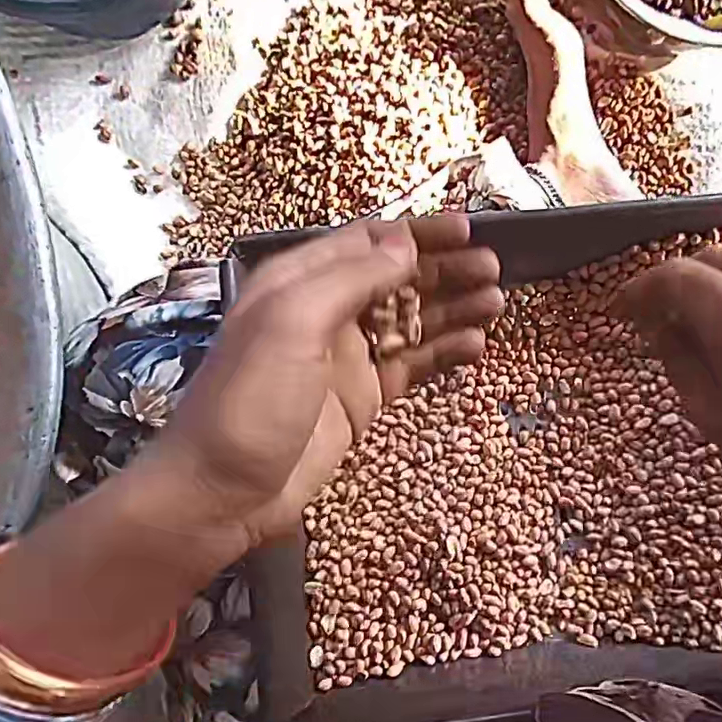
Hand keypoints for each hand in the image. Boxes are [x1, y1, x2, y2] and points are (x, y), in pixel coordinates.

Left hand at [0, 216, 501, 682]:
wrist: (226, 491)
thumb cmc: (250, 400)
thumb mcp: (292, 323)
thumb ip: (350, 278)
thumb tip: (405, 242)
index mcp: (301, 283)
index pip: (367, 242)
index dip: (417, 233)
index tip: (466, 230)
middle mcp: (327, 313)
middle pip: (396, 280)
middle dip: (444, 270)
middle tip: (493, 269)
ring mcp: (347, 358)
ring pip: (410, 322)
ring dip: (452, 309)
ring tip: (495, 302)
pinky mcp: (363, 399)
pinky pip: (411, 367)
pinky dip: (442, 355)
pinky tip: (475, 347)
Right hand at [620, 248, 721, 537]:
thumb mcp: (715, 416)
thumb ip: (679, 358)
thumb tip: (663, 327)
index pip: (675, 275)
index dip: (640, 288)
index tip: (625, 307)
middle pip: (714, 258)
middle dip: (679, 283)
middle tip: (660, 318)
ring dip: (721, 291)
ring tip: (710, 333)